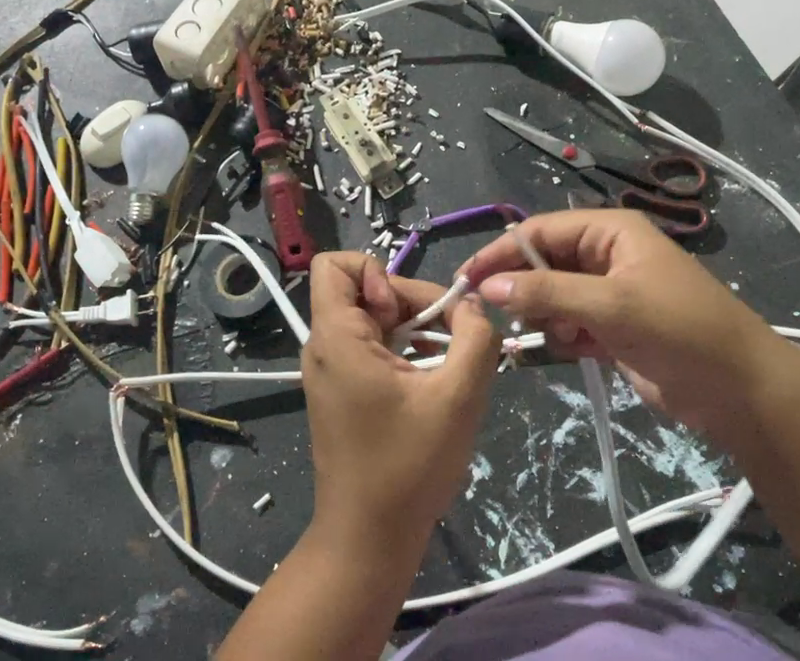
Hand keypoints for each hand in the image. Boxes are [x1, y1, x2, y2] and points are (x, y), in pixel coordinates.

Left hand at [303, 252, 500, 552]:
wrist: (369, 536)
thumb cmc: (409, 464)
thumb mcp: (458, 396)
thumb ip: (475, 338)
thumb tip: (474, 305)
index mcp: (337, 337)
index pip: (334, 264)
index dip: (376, 272)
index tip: (407, 313)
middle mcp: (324, 346)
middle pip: (362, 289)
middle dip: (409, 302)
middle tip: (449, 337)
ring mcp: (330, 370)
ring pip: (370, 319)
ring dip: (412, 328)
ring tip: (448, 360)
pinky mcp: (342, 392)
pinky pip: (370, 348)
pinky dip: (403, 351)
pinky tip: (435, 378)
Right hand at [459, 209, 796, 433]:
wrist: (741, 391)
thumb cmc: (680, 330)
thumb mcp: (611, 305)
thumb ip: (548, 292)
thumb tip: (488, 285)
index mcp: (611, 232)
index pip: (541, 231)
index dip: (502, 252)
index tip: (467, 279)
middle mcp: (607, 256)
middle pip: (544, 262)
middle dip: (520, 286)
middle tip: (493, 314)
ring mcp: (610, 294)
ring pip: (553, 296)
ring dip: (542, 315)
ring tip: (543, 336)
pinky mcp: (613, 329)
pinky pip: (569, 324)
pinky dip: (561, 336)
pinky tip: (567, 350)